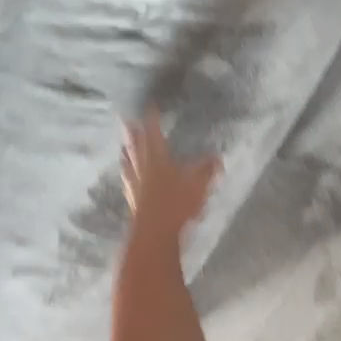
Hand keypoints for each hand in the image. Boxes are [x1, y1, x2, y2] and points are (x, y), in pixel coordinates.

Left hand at [121, 108, 219, 236]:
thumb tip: (216, 157)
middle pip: (136, 146)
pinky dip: (127, 172)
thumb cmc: (176, 204)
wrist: (153, 233)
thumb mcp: (198, 185)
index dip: (152, 120)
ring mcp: (135, 185)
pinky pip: (128, 180)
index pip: (153, 134)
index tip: (149, 107)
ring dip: (127, 152)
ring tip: (123, 145)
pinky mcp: (132, 200)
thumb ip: (206, 170)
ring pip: (129, 163)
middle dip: (132, 132)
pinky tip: (128, 176)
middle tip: (125, 120)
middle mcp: (143, 169)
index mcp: (158, 159)